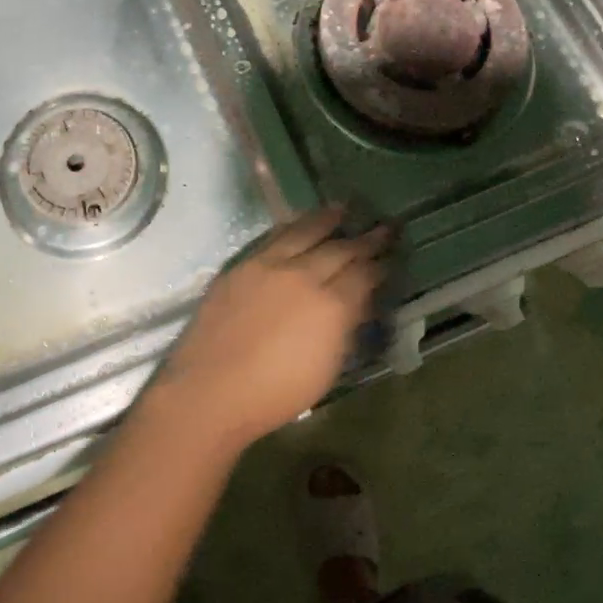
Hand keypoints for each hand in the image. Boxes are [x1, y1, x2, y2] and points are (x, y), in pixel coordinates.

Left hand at [150, 206, 388, 449]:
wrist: (211, 389)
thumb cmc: (275, 394)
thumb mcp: (326, 369)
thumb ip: (344, 329)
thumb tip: (357, 304)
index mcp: (331, 305)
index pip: (363, 275)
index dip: (379, 265)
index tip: (390, 257)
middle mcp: (302, 275)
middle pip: (339, 249)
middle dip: (364, 238)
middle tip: (382, 227)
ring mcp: (268, 265)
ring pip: (304, 232)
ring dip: (326, 220)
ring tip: (342, 209)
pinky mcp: (241, 265)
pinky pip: (274, 238)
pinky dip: (293, 227)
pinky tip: (298, 225)